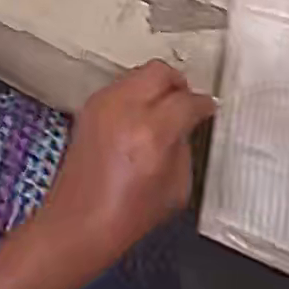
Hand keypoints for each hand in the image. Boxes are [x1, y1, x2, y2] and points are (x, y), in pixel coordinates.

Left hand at [38, 61, 217, 263]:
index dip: (203, 105)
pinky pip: (118, 87)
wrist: (81, 218)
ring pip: (136, 73)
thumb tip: (186, 123)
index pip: (186, 100)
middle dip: (178, 84)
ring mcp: (101, 104)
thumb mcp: (177, 185)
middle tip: (185, 103)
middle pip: (159, 71)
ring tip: (162, 110)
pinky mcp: (87, 107)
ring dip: (154, 86)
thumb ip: (183, 145)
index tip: (208, 110)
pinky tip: (138, 117)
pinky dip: (133, 94)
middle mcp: (124, 108)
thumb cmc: (132, 212)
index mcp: (151, 131)